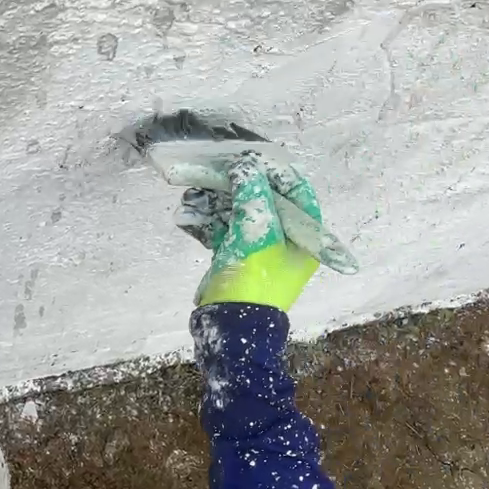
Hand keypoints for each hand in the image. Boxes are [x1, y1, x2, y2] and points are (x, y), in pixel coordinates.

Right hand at [177, 152, 321, 311]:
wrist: (229, 331)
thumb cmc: (252, 281)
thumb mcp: (256, 232)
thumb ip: (251, 193)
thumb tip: (244, 165)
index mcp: (302, 236)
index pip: (293, 190)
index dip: (270, 170)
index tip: (244, 158)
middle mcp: (284, 239)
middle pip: (258, 197)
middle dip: (229, 185)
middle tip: (206, 172)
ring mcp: (258, 249)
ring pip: (234, 211)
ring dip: (210, 201)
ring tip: (188, 198)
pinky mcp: (234, 256)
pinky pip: (220, 229)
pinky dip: (204, 220)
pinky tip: (185, 217)